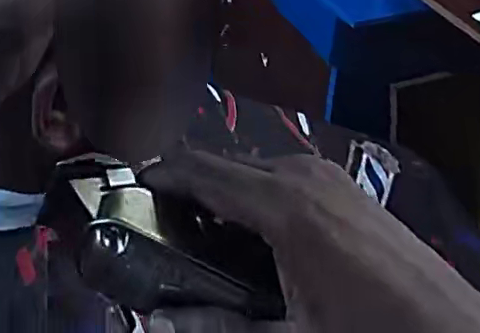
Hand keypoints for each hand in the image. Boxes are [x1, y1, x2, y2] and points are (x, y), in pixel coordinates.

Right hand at [142, 150, 479, 332]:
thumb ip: (222, 329)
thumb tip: (159, 322)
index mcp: (283, 204)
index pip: (202, 170)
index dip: (162, 173)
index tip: (132, 185)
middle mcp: (300, 172)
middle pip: (225, 164)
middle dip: (191, 184)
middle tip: (165, 218)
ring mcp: (327, 174)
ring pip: (254, 167)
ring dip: (226, 189)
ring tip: (210, 230)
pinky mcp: (346, 184)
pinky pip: (284, 175)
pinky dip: (259, 192)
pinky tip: (264, 234)